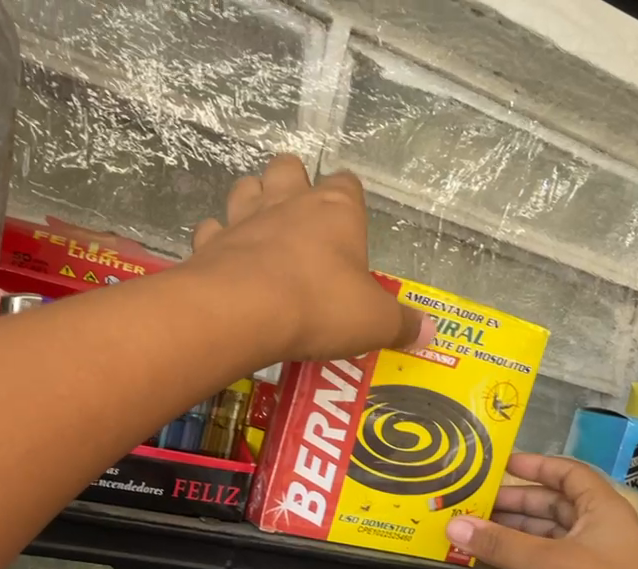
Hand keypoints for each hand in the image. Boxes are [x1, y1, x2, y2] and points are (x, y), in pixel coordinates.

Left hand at [189, 154, 432, 361]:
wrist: (245, 311)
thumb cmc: (320, 306)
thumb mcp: (373, 322)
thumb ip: (400, 324)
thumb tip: (428, 331)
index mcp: (336, 211)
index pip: (347, 184)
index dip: (347, 200)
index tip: (348, 225)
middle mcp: (289, 204)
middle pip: (289, 168)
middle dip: (291, 184)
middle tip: (296, 218)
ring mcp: (244, 220)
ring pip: (245, 188)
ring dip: (250, 203)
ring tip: (258, 233)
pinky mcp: (210, 246)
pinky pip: (210, 231)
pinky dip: (215, 242)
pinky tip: (222, 261)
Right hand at [443, 453, 637, 568]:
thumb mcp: (549, 564)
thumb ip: (500, 544)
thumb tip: (453, 525)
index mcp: (603, 509)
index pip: (569, 473)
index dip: (537, 465)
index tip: (501, 465)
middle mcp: (600, 530)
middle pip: (554, 505)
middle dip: (515, 502)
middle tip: (473, 502)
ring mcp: (592, 562)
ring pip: (547, 536)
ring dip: (513, 532)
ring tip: (473, 530)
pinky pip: (545, 563)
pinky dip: (519, 559)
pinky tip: (491, 561)